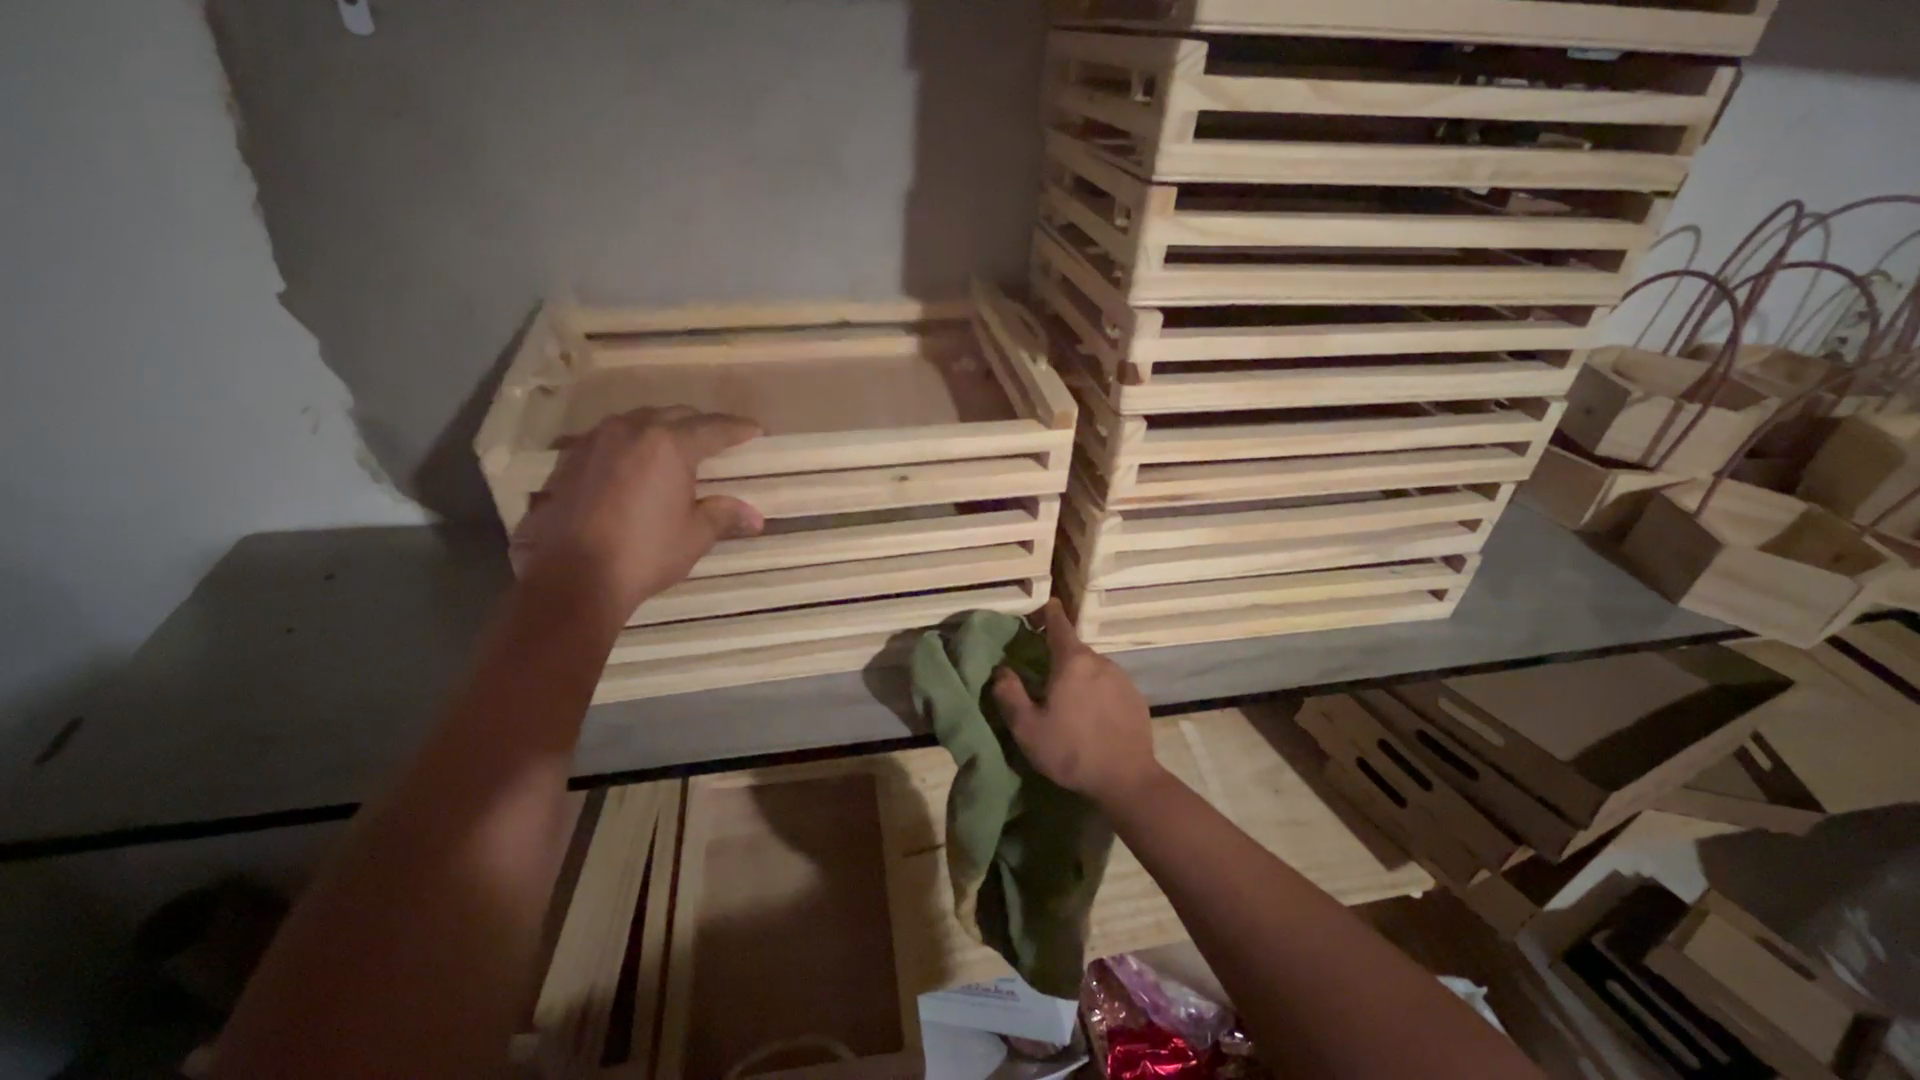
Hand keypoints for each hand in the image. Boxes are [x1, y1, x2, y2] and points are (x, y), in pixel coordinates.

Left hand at [513, 407, 763, 621]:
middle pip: (675, 415)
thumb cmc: (644, 554)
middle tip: (718, 442)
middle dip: (700, 425)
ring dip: (661, 429)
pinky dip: (629, 444)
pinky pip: (609, 438)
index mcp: (669, 445)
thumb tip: (753, 516)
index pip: (713, 428)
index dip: (737, 429)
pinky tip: (633, 462)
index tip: (755, 431)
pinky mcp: (571, 458)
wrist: (572, 577)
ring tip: (675, 448)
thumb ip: (722, 515)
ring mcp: (596, 441)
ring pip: (638, 421)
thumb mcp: (693, 536)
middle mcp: (632, 430)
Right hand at [991, 600, 1163, 806]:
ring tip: (1066, 705)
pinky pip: (1109, 686)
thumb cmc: (1071, 751)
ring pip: (1092, 669)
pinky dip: (1096, 693)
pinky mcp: (1135, 698)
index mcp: (1072, 661)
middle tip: (1041, 678)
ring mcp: (1122, 678)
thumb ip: (1009, 694)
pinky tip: (1091, 718)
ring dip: (1078, 678)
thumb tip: (1002, 669)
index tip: (1040, 608)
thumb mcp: (1027, 728)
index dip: (1047, 613)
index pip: (1058, 623)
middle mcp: (1100, 661)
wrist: (1127, 779)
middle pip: (1074, 649)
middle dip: (1057, 656)